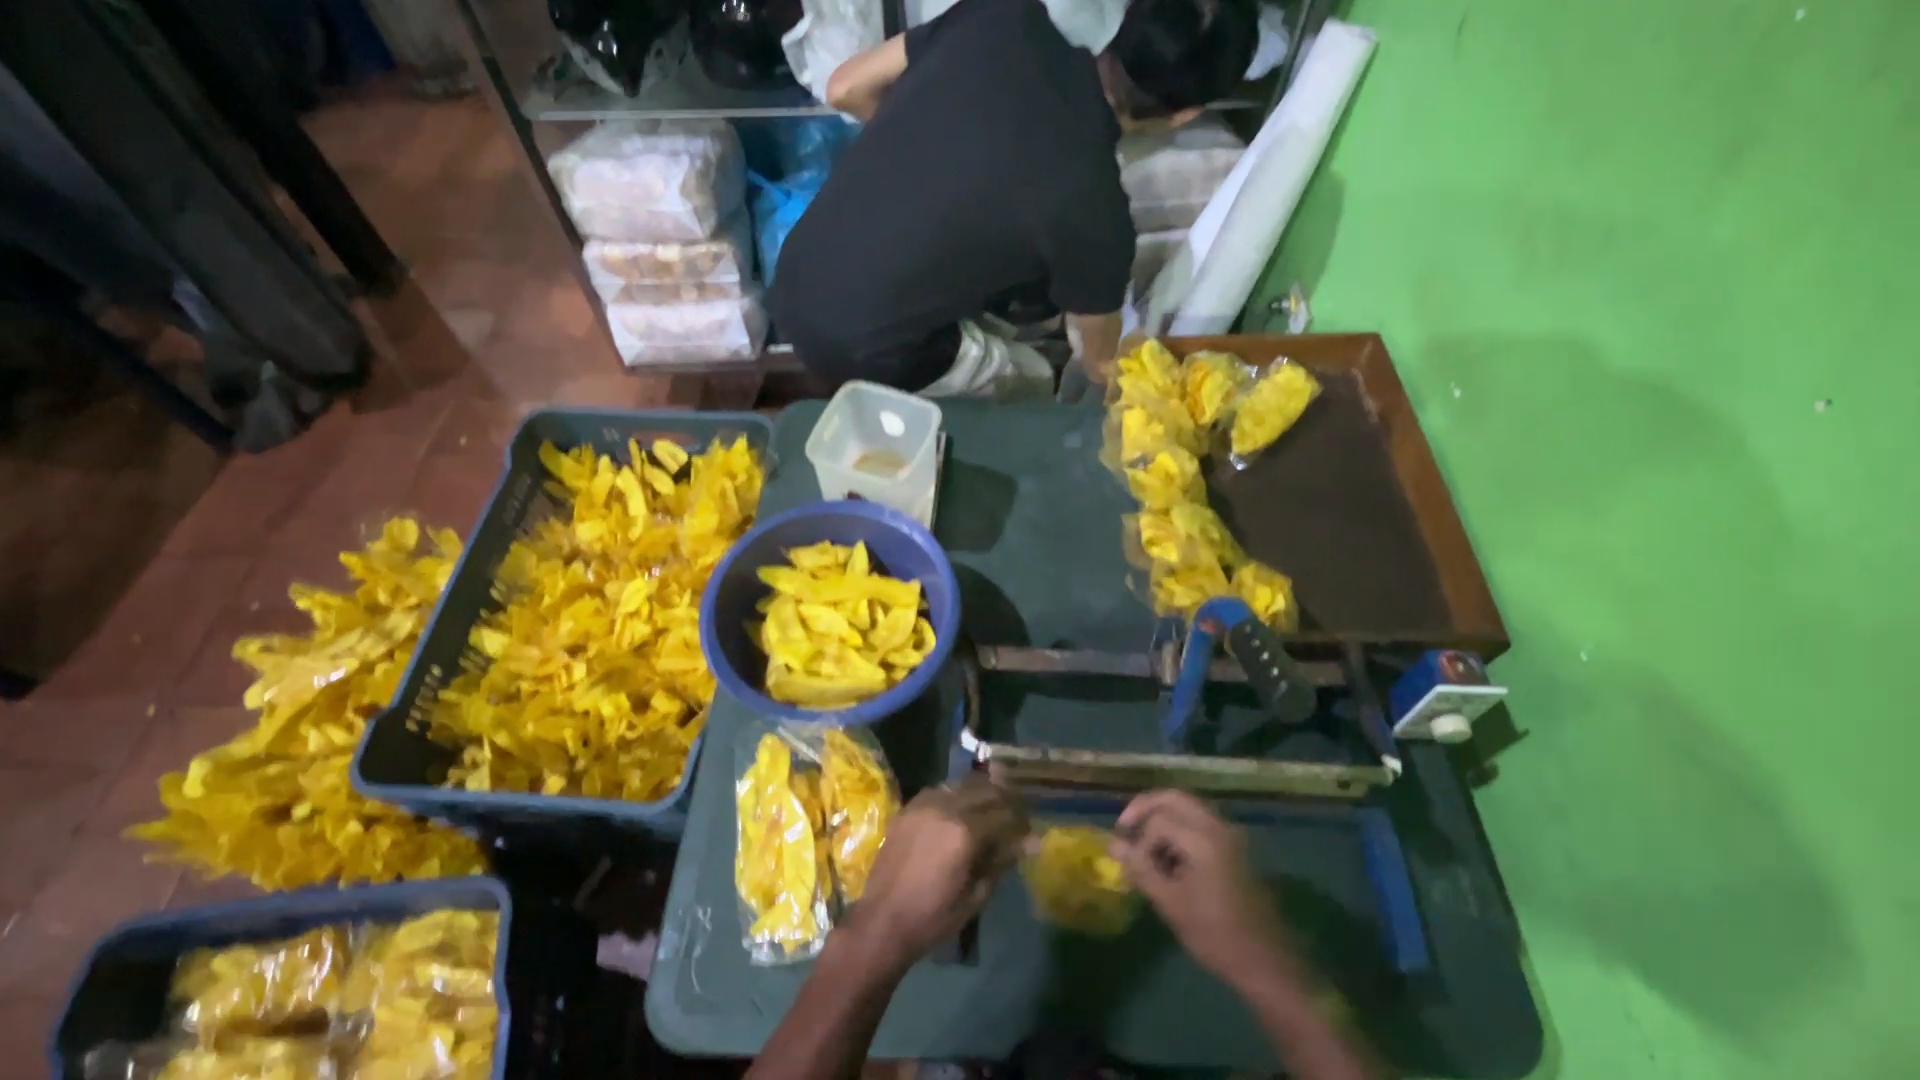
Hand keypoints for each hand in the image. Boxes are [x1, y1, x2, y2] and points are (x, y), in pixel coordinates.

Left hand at [839, 776, 1026, 970]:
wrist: (882, 921)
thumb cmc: (933, 917)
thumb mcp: (976, 895)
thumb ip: (1002, 860)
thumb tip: (1031, 841)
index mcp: (965, 831)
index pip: (1005, 812)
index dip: (1022, 821)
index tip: (1029, 833)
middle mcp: (945, 808)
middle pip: (986, 790)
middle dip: (1005, 801)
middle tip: (1014, 819)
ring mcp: (923, 804)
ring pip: (962, 785)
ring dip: (980, 794)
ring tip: (989, 812)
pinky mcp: (907, 809)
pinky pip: (938, 791)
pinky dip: (955, 796)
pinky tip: (959, 813)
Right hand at [1111, 790, 1292, 988]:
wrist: (1266, 961)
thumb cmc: (1215, 935)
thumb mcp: (1170, 903)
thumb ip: (1140, 868)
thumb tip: (1113, 845)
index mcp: (1203, 838)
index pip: (1158, 820)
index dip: (1139, 841)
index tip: (1131, 867)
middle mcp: (1219, 826)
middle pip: (1174, 798)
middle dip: (1146, 810)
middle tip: (1126, 830)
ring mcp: (1231, 835)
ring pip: (1189, 809)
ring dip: (1163, 821)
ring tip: (1148, 853)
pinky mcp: (1236, 848)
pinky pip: (1202, 824)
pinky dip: (1180, 831)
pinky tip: (1171, 861)